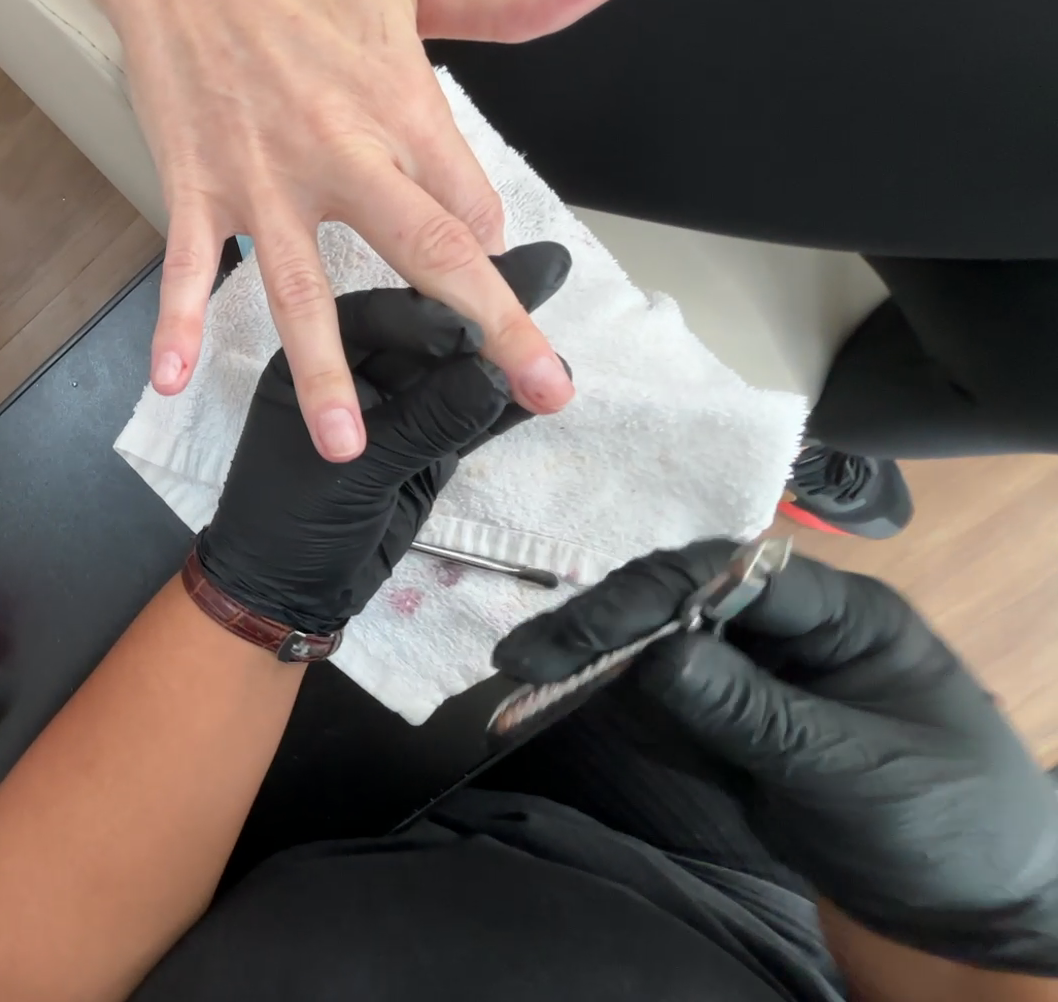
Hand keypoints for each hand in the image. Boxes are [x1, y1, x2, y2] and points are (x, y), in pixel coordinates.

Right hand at [29, 0, 637, 460]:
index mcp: (399, 99)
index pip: (465, 200)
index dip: (480, 245)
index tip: (473, 267)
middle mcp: (338, 153)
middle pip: (423, 253)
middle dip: (487, 327)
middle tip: (535, 395)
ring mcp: (260, 181)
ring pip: (300, 289)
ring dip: (324, 369)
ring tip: (342, 443)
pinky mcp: (195, 188)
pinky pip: (188, 269)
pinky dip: (177, 324)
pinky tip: (171, 380)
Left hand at [197, 243, 568, 634]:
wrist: (286, 592)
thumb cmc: (292, 525)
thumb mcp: (356, 474)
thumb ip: (422, 422)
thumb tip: (493, 373)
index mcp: (310, 365)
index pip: (382, 320)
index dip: (437, 312)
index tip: (489, 301)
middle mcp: (354, 377)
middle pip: (427, 334)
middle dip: (484, 305)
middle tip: (547, 263)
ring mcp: (392, 410)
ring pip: (454, 371)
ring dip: (505, 349)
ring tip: (564, 306)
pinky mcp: (420, 447)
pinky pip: (467, 417)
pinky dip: (503, 405)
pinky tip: (548, 385)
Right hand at [496, 541, 1057, 975]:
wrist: (960, 906)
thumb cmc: (946, 827)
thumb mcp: (858, 773)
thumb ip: (755, 712)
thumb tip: (657, 657)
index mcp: (838, 613)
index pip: (729, 573)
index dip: (650, 595)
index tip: (584, 637)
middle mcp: (776, 621)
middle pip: (667, 595)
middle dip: (595, 624)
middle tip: (521, 657)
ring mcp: (738, 659)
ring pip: (642, 635)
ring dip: (580, 652)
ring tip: (519, 670)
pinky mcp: (708, 700)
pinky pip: (642, 682)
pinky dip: (595, 687)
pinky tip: (550, 692)